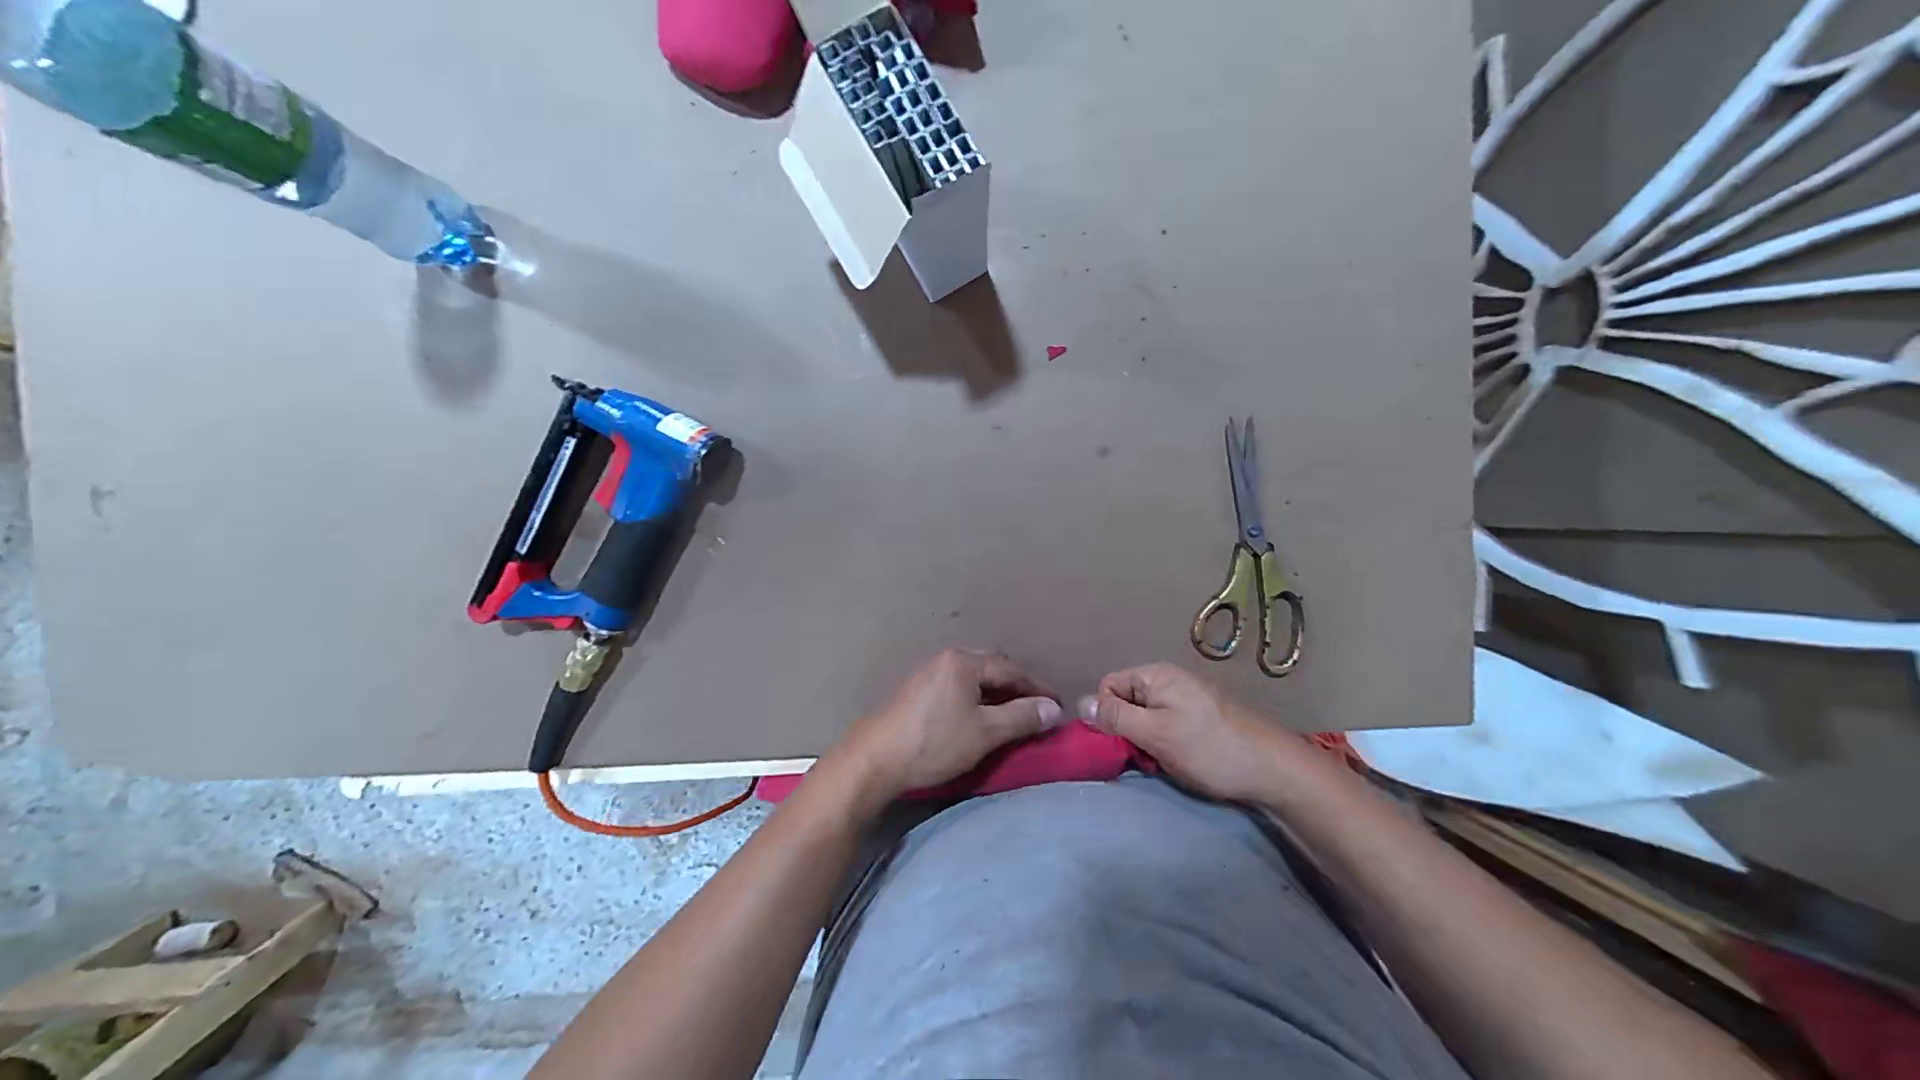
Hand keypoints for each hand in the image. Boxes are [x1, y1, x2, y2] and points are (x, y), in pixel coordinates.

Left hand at [825, 648, 1062, 804]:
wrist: (874, 760)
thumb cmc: (934, 743)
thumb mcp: (985, 732)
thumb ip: (1022, 718)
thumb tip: (1053, 709)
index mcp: (963, 661)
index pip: (1011, 669)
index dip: (1036, 689)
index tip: (1056, 707)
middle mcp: (944, 659)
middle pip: (991, 670)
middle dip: (1015, 690)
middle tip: (1035, 711)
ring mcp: (926, 674)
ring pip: (972, 680)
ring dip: (994, 696)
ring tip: (1010, 718)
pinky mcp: (914, 692)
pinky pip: (956, 689)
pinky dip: (974, 701)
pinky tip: (977, 720)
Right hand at [1080, 662, 1318, 803]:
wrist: (1273, 769)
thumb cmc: (1209, 749)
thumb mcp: (1155, 734)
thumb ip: (1116, 717)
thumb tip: (1080, 702)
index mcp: (1155, 675)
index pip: (1108, 686)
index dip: (1106, 714)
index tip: (1121, 741)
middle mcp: (1168, 680)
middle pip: (1125, 702)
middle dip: (1126, 730)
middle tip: (1143, 755)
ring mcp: (1186, 699)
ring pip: (1144, 718)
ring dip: (1145, 741)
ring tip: (1162, 761)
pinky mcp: (1198, 718)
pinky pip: (1164, 727)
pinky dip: (1164, 745)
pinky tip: (1178, 761)